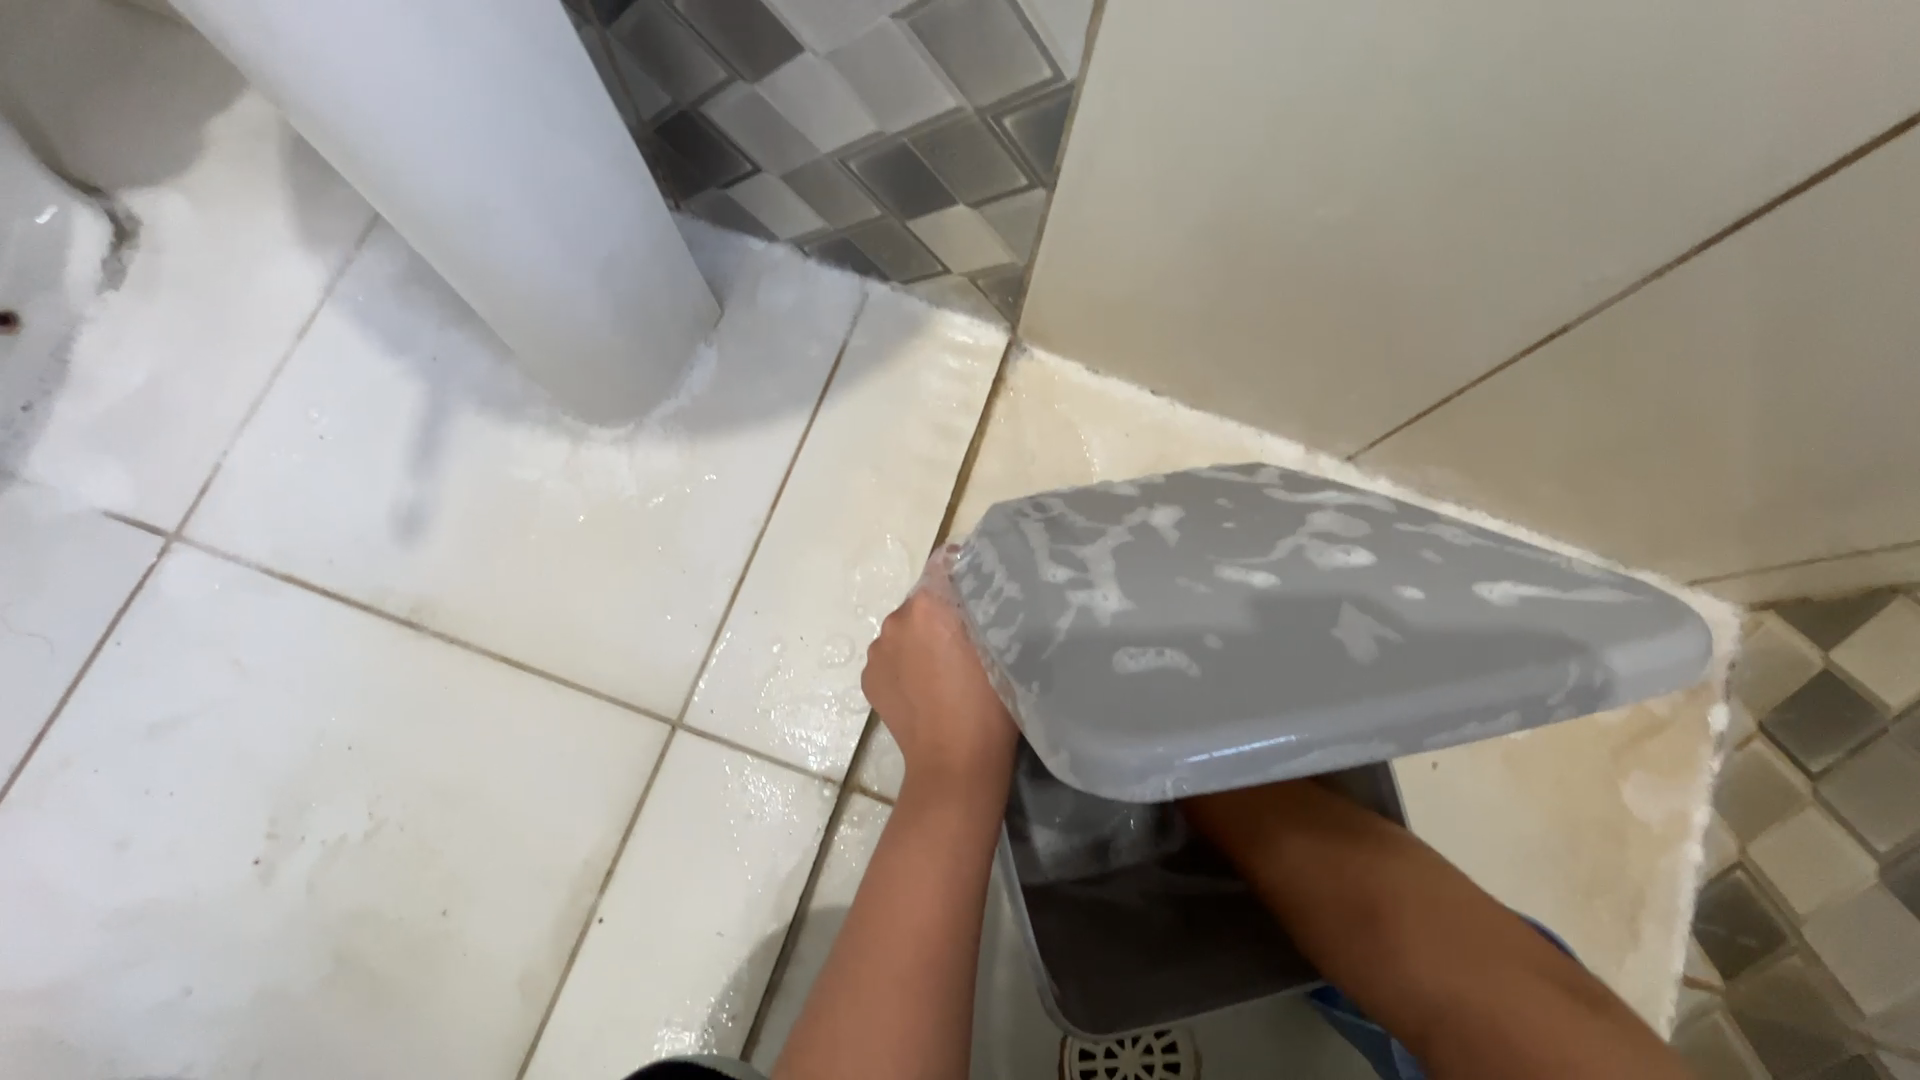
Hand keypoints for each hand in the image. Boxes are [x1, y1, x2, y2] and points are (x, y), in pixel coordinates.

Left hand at [863, 547, 1019, 804]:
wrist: (955, 761)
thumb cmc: (990, 703)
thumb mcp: (1001, 644)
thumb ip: (985, 609)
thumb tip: (977, 589)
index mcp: (929, 604)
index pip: (945, 566)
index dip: (965, 576)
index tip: (981, 595)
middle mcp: (896, 619)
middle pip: (924, 602)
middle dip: (943, 614)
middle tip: (968, 643)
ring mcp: (878, 651)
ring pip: (905, 632)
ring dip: (921, 641)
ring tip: (946, 672)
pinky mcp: (869, 678)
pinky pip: (891, 658)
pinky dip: (905, 666)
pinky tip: (926, 690)